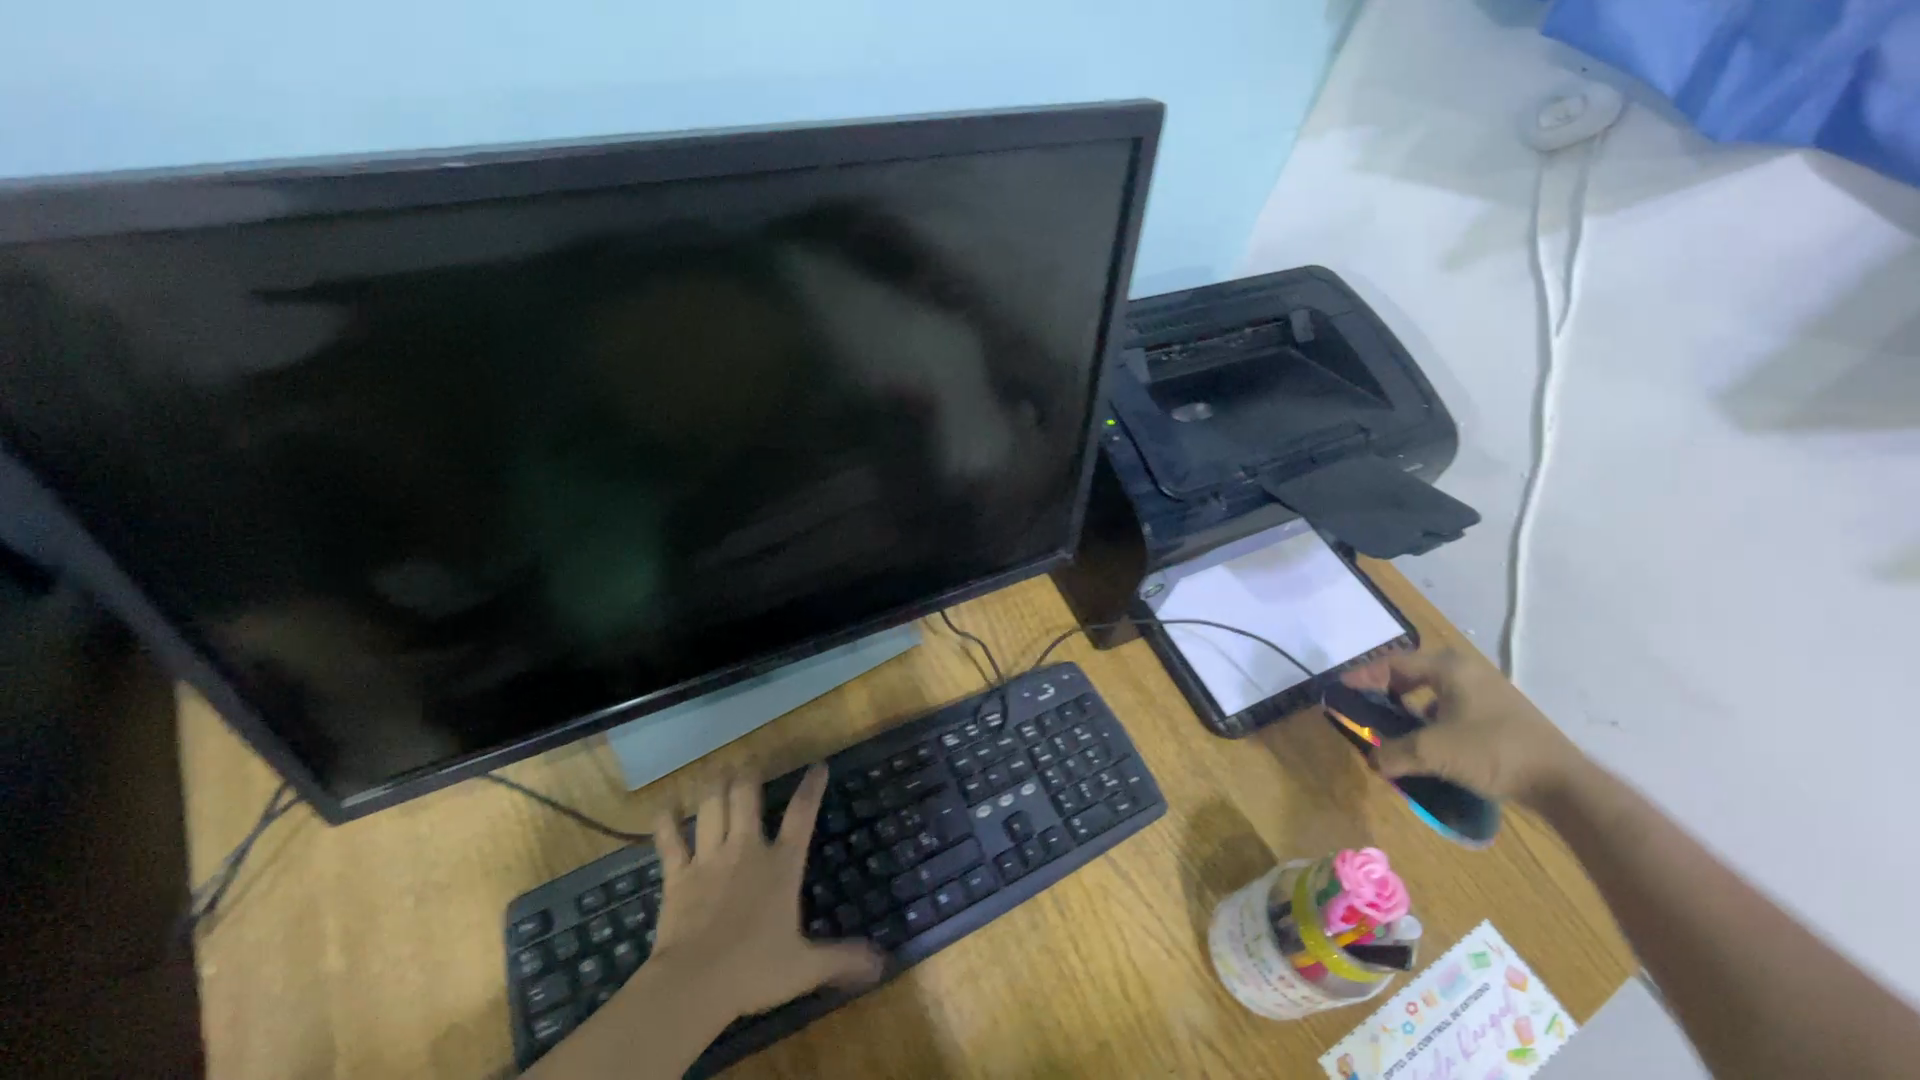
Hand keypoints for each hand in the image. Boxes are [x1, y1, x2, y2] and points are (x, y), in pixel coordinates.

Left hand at [646, 767, 882, 1023]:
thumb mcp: (806, 966)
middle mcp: (746, 850)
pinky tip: (665, 806)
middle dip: (748, 776)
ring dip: (713, 786)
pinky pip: (670, 839)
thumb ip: (842, 959)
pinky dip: (666, 821)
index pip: (802, 816)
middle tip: (748, 761)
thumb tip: (881, 964)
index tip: (818, 766)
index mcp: (781, 866)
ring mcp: (708, 859)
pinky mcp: (677, 875)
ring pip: (710, 808)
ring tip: (716, 770)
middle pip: (746, 798)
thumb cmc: (754, 970)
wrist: (695, 981)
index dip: (812, 788)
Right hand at [1341, 649, 1583, 806]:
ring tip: (1396, 727)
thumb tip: (1375, 759)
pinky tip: (1432, 743)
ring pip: (1437, 692)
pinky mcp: (1502, 714)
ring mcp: (1489, 692)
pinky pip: (1455, 708)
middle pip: (1415, 673)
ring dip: (1412, 706)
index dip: (1364, 676)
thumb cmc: (1490, 751)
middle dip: (1388, 689)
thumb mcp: (1431, 752)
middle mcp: (1469, 671)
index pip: (1394, 663)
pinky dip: (1434, 719)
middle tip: (1368, 705)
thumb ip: (1393, 753)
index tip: (1342, 688)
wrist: (1560, 781)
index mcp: (1450, 668)